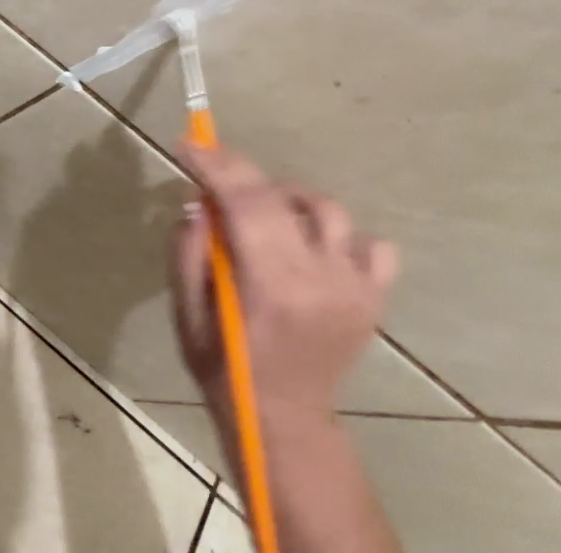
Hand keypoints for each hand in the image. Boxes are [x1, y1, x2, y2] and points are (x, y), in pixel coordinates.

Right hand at [168, 144, 398, 420]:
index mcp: (269, 284)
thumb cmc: (223, 364)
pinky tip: (311, 244)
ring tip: (260, 210)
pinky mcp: (374, 297)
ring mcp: (354, 287)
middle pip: (280, 197)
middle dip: (239, 171)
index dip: (215, 165)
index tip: (188, 144)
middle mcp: (319, 278)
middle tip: (211, 166)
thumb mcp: (186, 312)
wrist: (282, 416)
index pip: (245, 203)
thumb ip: (189, 254)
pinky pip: (371, 245)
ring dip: (286, 199)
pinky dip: (338, 234)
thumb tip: (199, 203)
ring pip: (327, 211)